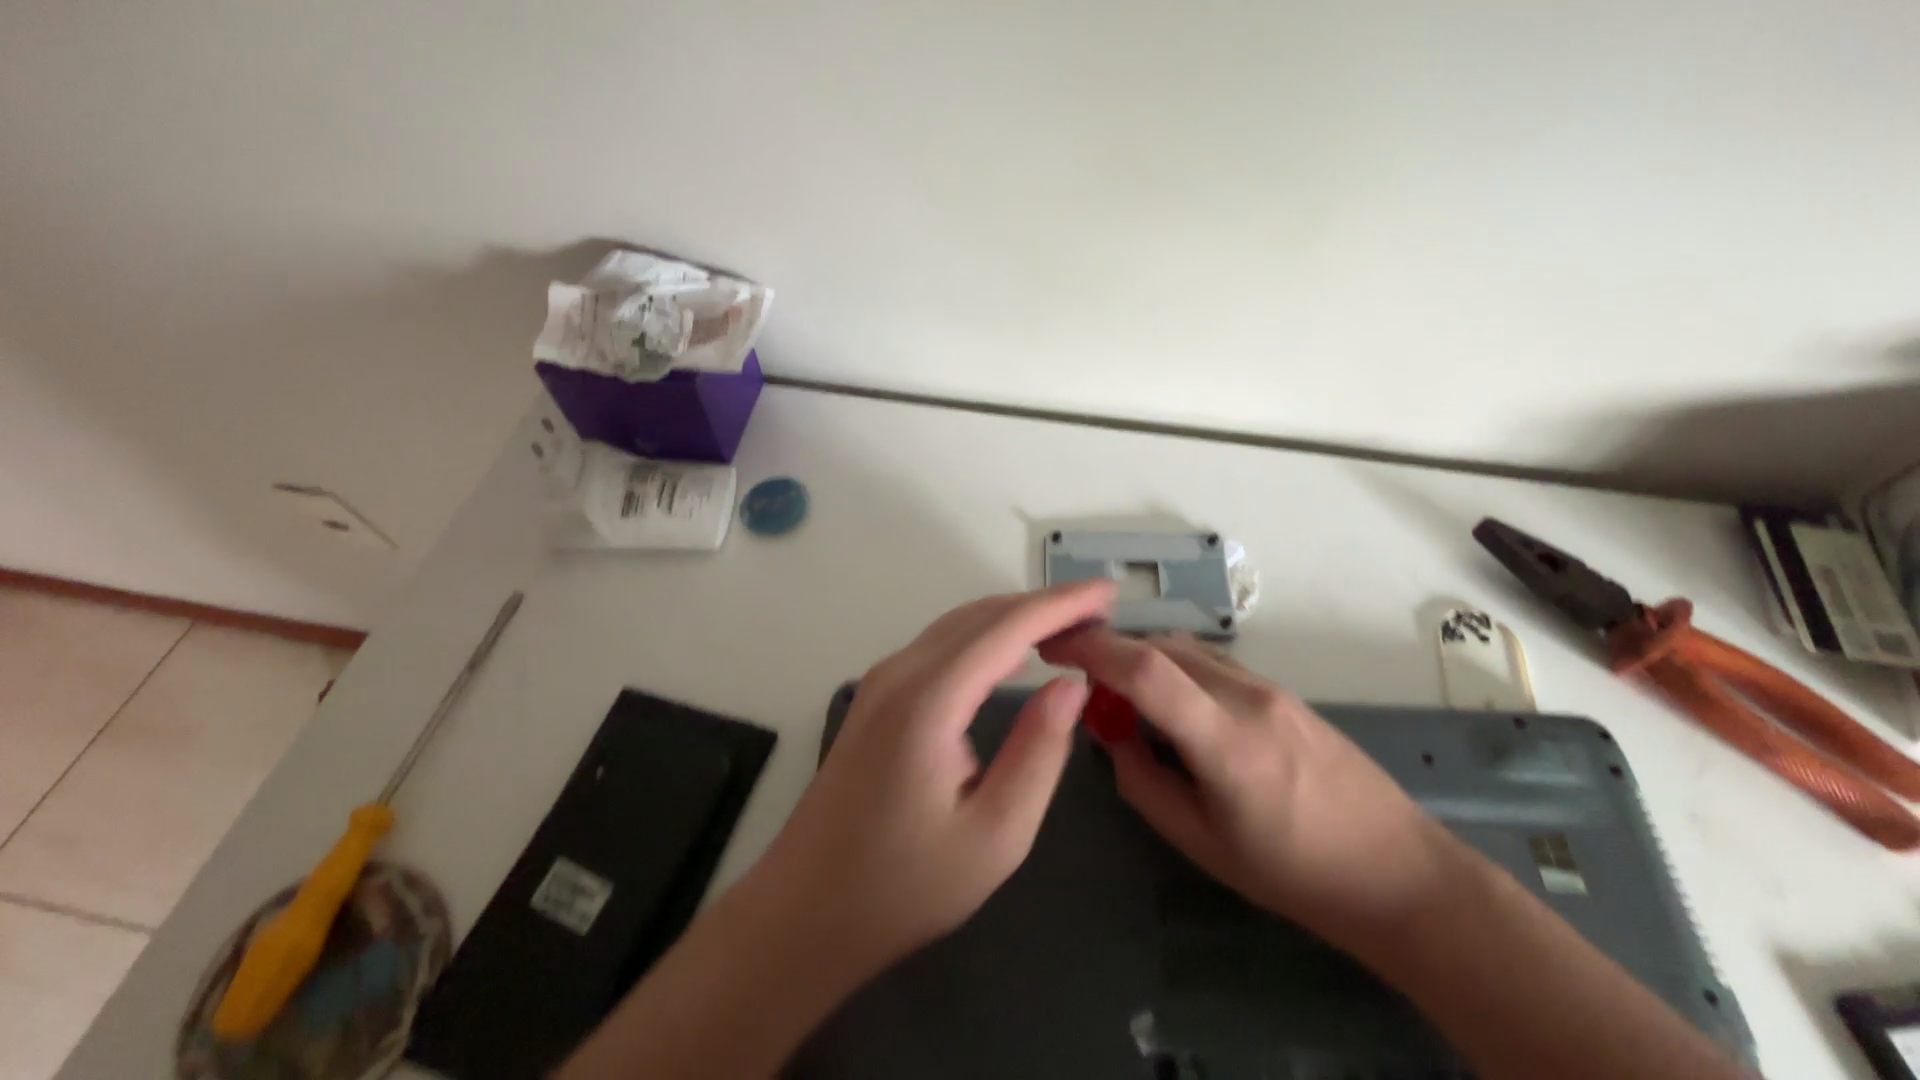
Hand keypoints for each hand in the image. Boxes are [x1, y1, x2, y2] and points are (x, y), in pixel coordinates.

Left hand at [743, 581, 1117, 979]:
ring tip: (1069, 627)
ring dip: (1012, 617)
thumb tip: (1071, 683)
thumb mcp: (995, 833)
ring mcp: (879, 685)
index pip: (1006, 628)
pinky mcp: (873, 702)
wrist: (806, 911)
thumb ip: (1039, 750)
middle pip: (979, 616)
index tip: (1110, 590)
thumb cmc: (906, 885)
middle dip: (1042, 605)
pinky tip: (1011, 652)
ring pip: (955, 627)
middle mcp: (898, 676)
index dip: (1062, 604)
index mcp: (928, 702)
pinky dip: (984, 636)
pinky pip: (937, 647)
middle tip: (1100, 612)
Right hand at [1040, 629, 1451, 945]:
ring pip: (1189, 650)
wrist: (1397, 872)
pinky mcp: (1286, 694)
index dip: (1091, 649)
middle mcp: (1249, 697)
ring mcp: (1272, 690)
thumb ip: (1143, 782)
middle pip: (1162, 647)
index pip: (1145, 669)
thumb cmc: (1294, 873)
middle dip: (1110, 651)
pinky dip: (1176, 670)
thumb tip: (1110, 736)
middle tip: (1077, 682)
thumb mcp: (1200, 842)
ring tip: (1119, 698)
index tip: (1052, 648)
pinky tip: (1169, 708)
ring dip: (1144, 659)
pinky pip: (1215, 665)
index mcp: (1225, 740)